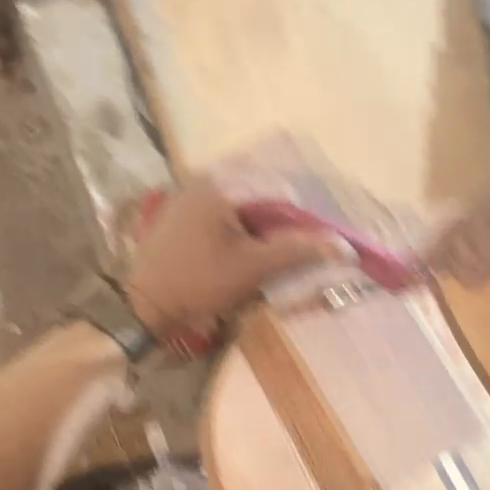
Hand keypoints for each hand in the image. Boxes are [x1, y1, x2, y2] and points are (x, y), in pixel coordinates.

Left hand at [123, 177, 347, 336]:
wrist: (144, 306)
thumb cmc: (198, 282)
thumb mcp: (253, 267)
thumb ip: (297, 250)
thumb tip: (344, 245)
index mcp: (218, 185)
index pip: (277, 187)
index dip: (303, 213)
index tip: (319, 237)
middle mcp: (201, 183)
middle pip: (257, 195)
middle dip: (281, 220)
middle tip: (303, 246)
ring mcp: (186, 199)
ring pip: (239, 207)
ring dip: (260, 227)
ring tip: (280, 252)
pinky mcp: (179, 219)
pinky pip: (220, 217)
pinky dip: (238, 231)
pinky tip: (249, 252)